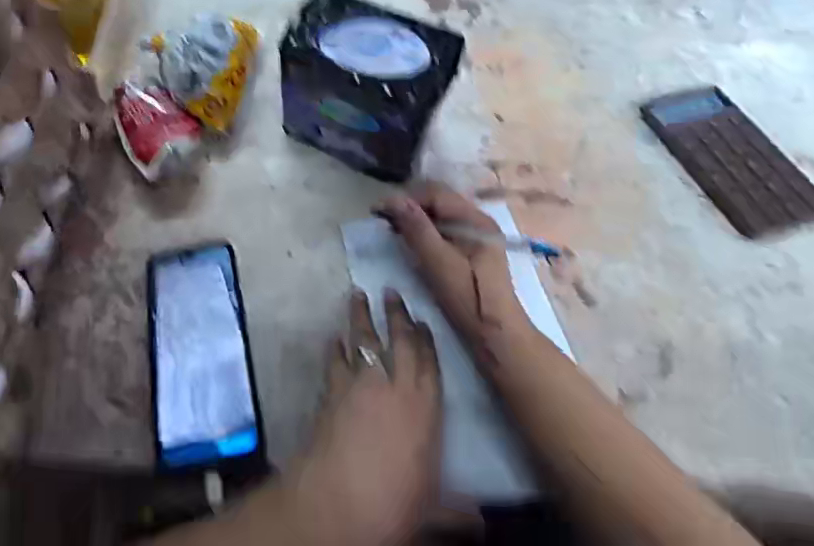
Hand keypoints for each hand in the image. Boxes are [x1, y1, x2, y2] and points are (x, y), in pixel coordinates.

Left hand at [284, 289, 448, 545]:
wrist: (338, 501)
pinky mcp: (332, 390)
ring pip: (363, 340)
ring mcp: (360, 383)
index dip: (426, 341)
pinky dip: (335, 349)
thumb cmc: (393, 504)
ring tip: (357, 295)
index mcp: (425, 408)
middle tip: (390, 290)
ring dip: (360, 317)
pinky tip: (334, 339)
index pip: (429, 364)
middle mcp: (394, 386)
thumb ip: (457, 512)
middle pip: (398, 341)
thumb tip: (482, 524)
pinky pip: (335, 361)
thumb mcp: (433, 512)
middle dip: (395, 314)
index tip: (422, 320)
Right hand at [377, 186, 528, 351]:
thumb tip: (394, 199)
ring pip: (441, 214)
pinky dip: (426, 230)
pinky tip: (413, 241)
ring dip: (416, 218)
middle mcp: (479, 220)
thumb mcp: (438, 262)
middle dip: (409, 206)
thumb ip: (417, 228)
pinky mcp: (474, 250)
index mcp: (475, 219)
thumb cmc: (468, 298)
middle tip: (384, 219)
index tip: (379, 211)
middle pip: (438, 200)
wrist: (498, 336)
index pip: (435, 193)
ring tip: (393, 228)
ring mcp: (478, 235)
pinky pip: (445, 228)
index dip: (405, 198)